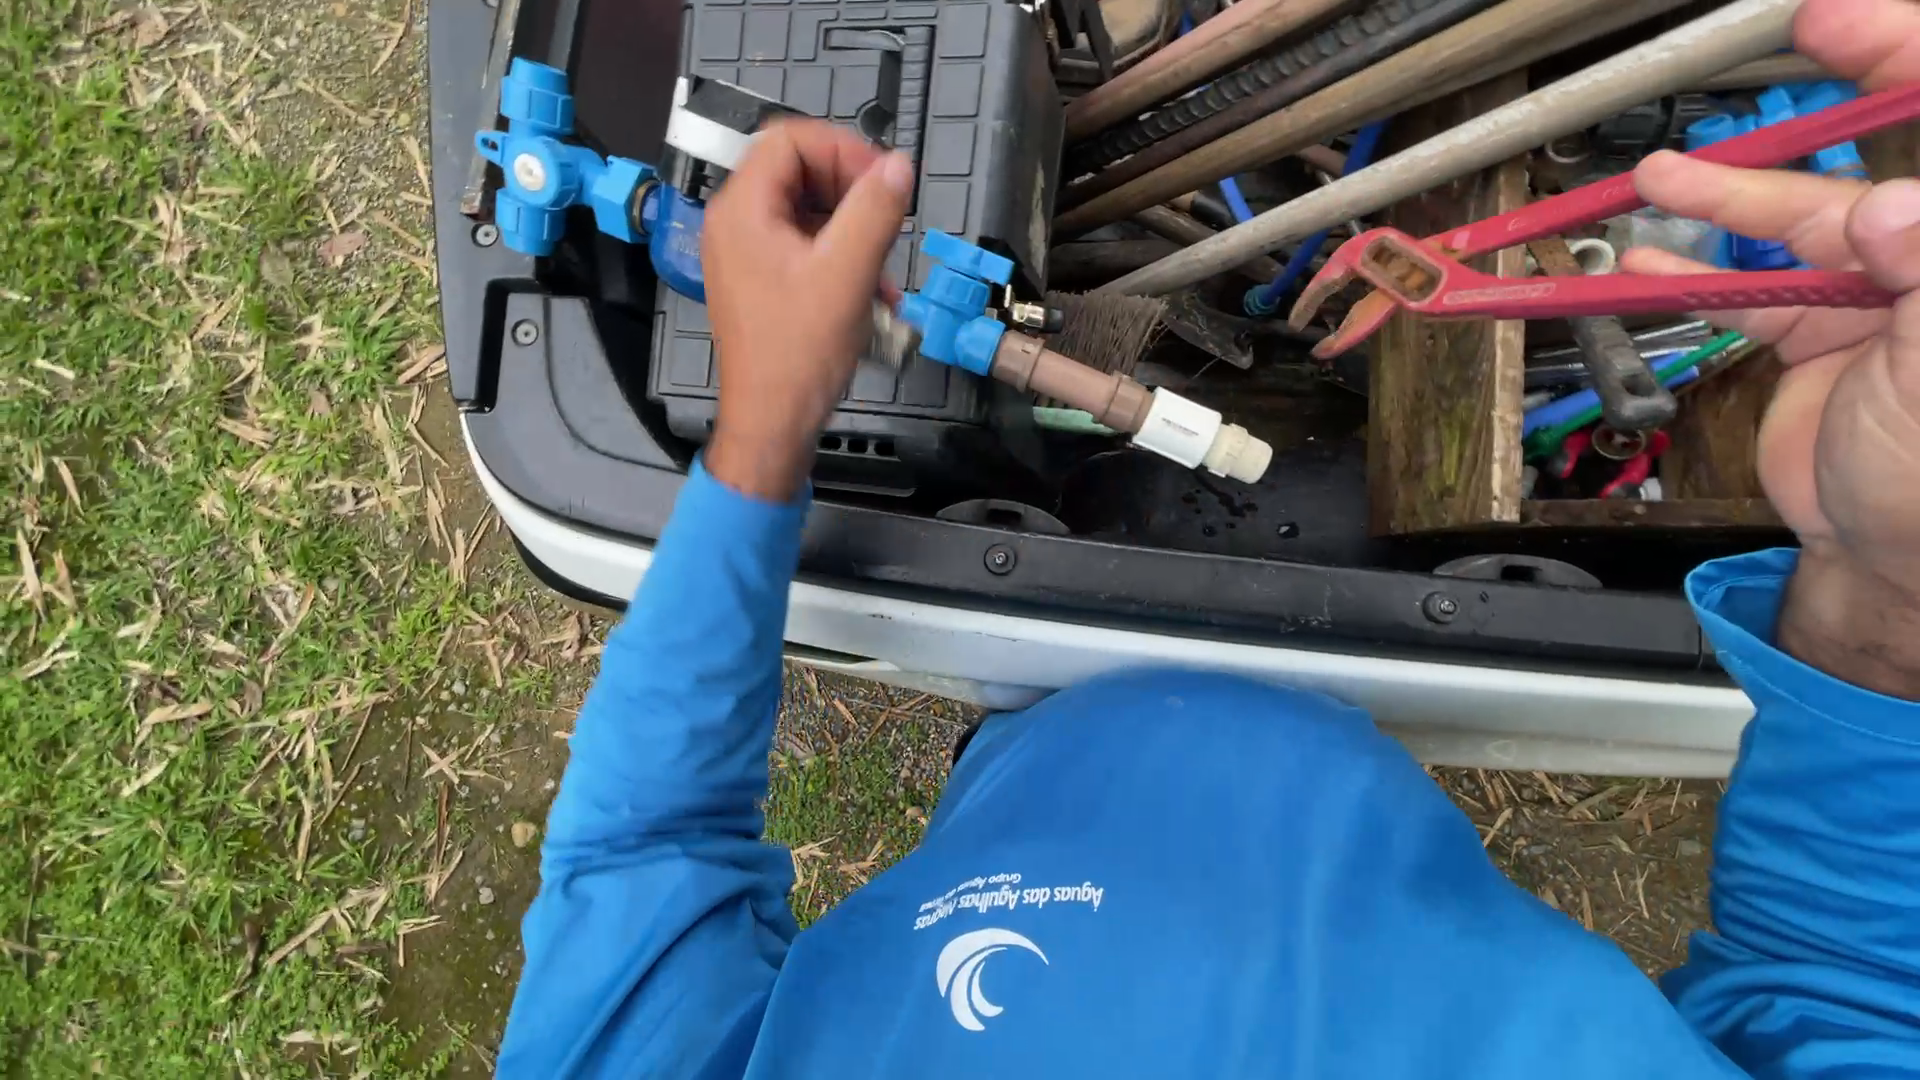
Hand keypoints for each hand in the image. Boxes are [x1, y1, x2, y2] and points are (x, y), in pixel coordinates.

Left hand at [700, 120, 913, 499]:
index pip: (789, 140)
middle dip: (851, 193)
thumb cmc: (802, 352)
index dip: (842, 150)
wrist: (772, 424)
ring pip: (805, 216)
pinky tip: (869, 292)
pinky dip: (839, 261)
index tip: (884, 182)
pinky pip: (802, 252)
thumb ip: (874, 212)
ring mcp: (744, 258)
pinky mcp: (759, 287)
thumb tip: (899, 166)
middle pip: (796, 174)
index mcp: (742, 210)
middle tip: (889, 220)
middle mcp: (735, 225)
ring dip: (852, 232)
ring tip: (885, 268)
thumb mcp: (847, 275)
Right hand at [1623, 0, 1919, 695]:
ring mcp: (1883, 291)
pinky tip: (1643, 263)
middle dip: (1854, 92)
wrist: (1889, 550)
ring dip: (1730, 198)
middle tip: (1811, 31)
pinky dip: (1689, 278)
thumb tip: (1894, 208)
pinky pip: (1748, 289)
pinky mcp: (1821, 331)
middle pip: (1900, 153)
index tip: (1846, 19)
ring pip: (1805, 221)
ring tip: (1661, 178)